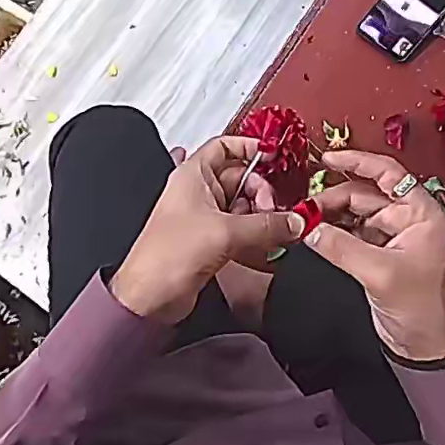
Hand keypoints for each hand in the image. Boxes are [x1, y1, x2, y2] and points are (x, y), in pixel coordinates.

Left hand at [111, 136, 303, 324]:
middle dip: (262, 192)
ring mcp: (205, 217)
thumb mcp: (225, 233)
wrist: (150, 299)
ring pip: (244, 205)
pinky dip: (256, 233)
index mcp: (193, 175)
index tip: (273, 155)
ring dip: (262, 216)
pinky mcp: (211, 240)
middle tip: (274, 210)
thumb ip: (266, 225)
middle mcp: (199, 192)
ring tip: (275, 229)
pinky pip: (241, 228)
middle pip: (241, 178)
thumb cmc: (165, 257)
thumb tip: (294, 220)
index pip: (224, 146)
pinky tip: (267, 243)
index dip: (249, 147)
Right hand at [305, 151, 444, 361]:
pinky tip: (315, 233)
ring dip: (331, 214)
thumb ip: (341, 247)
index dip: (358, 161)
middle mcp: (408, 218)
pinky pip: (352, 232)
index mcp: (421, 212)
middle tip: (307, 208)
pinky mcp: (378, 252)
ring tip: (307, 220)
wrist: (427, 346)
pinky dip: (333, 231)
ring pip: (355, 212)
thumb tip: (310, 228)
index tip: (329, 159)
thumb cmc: (422, 308)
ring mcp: (392, 235)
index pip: (388, 174)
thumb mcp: (381, 273)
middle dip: (334, 196)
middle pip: (365, 193)